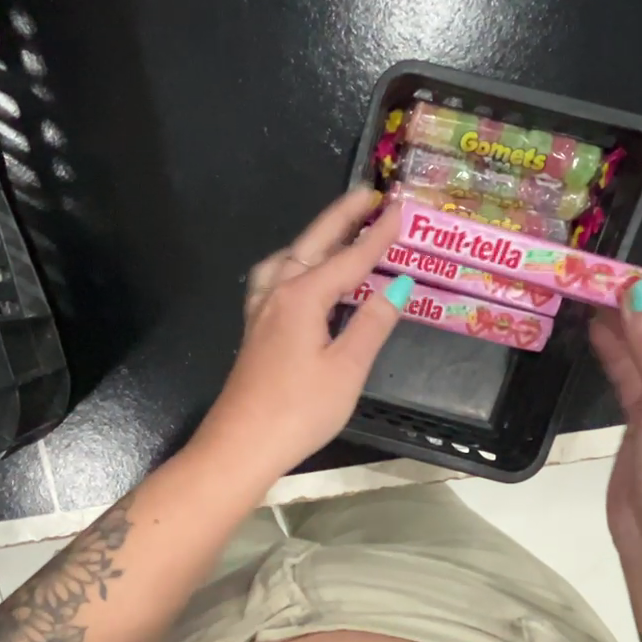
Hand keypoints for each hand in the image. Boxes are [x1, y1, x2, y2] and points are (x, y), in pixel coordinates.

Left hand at [188, 188, 409, 484]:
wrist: (241, 446)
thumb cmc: (298, 411)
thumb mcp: (346, 369)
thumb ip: (372, 324)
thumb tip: (397, 285)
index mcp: (302, 297)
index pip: (349, 258)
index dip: (377, 234)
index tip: (400, 207)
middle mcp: (277, 295)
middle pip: (311, 245)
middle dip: (340, 218)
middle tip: (367, 195)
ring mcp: (260, 314)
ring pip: (285, 261)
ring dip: (310, 241)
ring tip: (333, 235)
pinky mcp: (254, 335)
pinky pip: (273, 283)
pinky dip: (292, 268)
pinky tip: (299, 282)